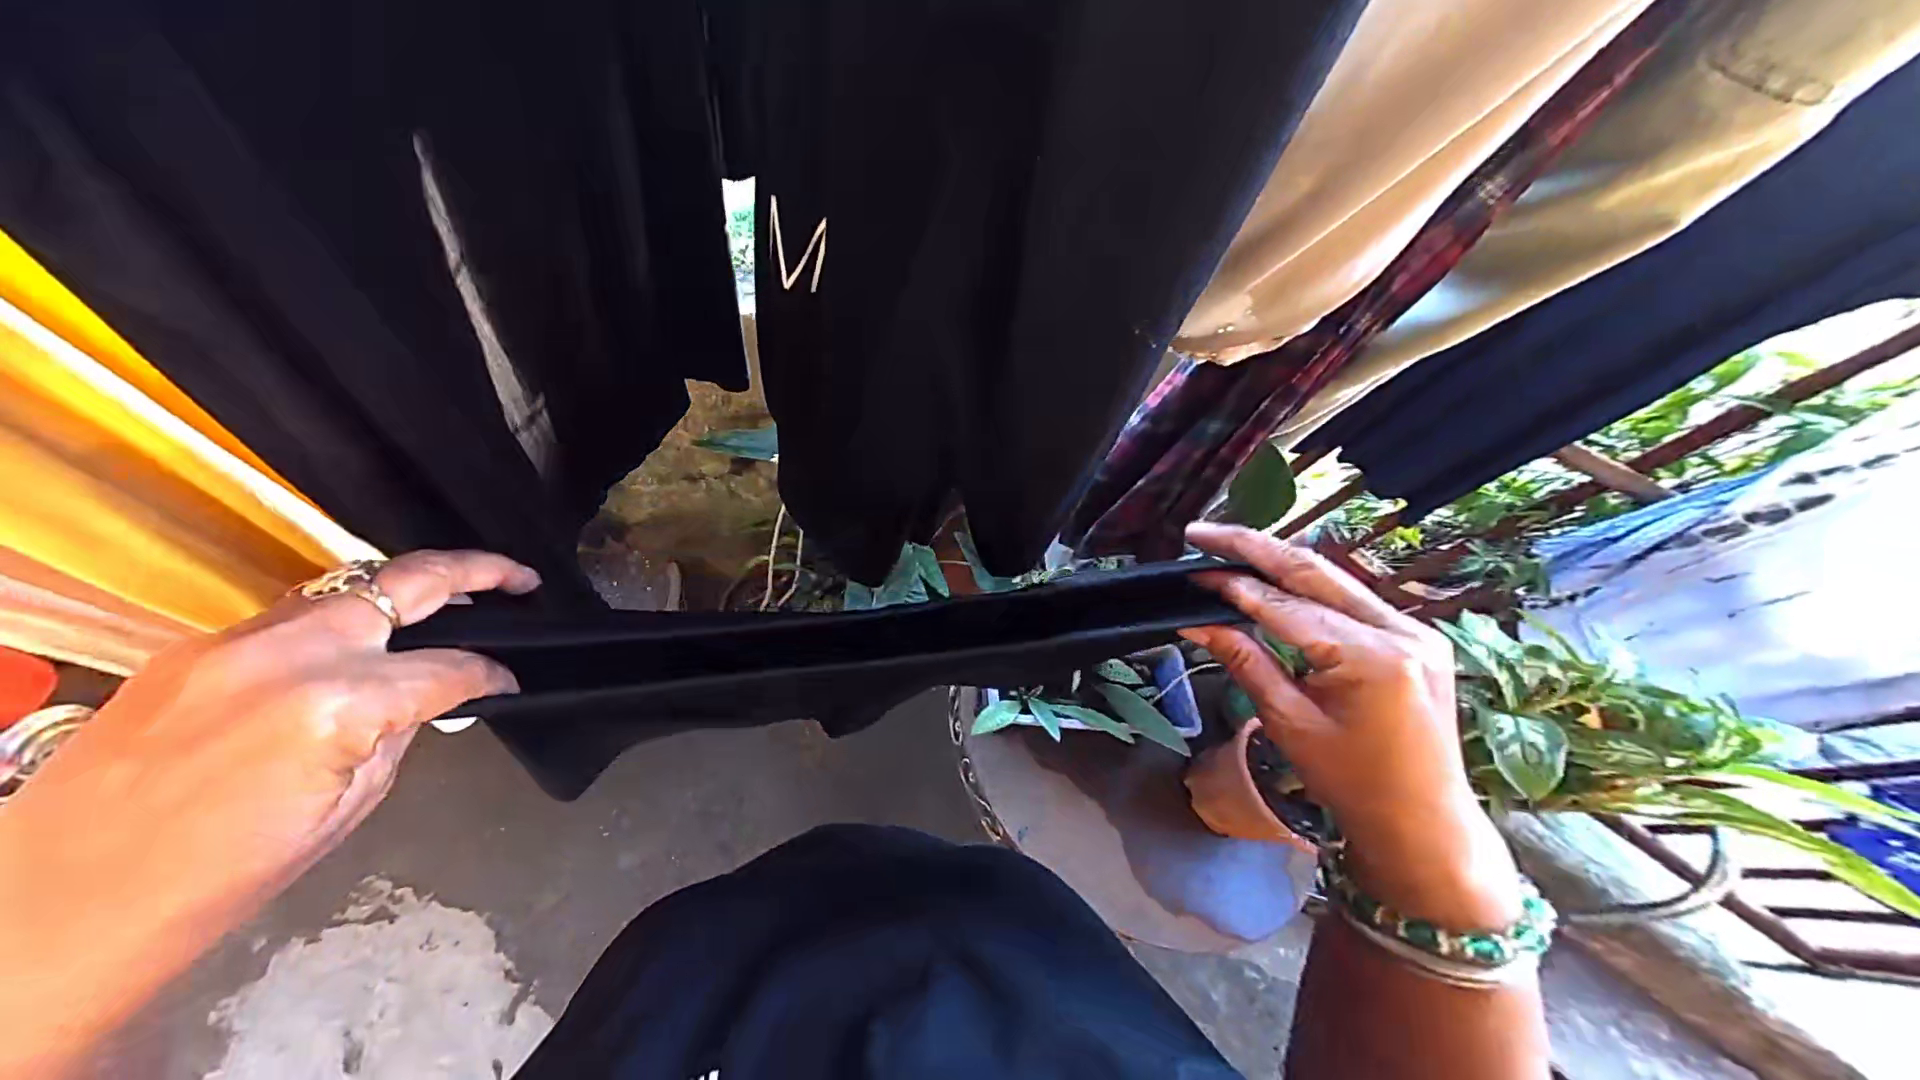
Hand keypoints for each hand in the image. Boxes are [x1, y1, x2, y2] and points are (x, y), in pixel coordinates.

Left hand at [0, 550, 537, 1072]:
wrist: (50, 912)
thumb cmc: (225, 874)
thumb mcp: (351, 802)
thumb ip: (400, 728)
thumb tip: (434, 694)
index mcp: (336, 706)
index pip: (448, 668)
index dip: (491, 675)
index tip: (509, 681)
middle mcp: (287, 653)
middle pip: (408, 581)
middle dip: (479, 572)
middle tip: (520, 579)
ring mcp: (232, 641)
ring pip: (350, 587)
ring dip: (411, 589)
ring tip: (454, 599)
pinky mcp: (194, 648)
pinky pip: (294, 616)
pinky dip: (346, 619)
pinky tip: (363, 641)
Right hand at [1180, 523, 1520, 929]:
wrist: (1424, 823)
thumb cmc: (1352, 782)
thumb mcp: (1289, 720)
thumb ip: (1245, 660)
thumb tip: (1198, 624)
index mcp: (1372, 658)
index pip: (1285, 606)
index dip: (1233, 586)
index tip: (1193, 572)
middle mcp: (1402, 631)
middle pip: (1313, 571)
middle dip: (1253, 547)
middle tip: (1203, 533)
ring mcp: (1415, 631)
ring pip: (1334, 578)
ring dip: (1279, 561)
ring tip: (1231, 546)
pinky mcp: (1415, 637)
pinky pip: (1351, 598)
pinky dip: (1308, 585)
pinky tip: (1275, 576)